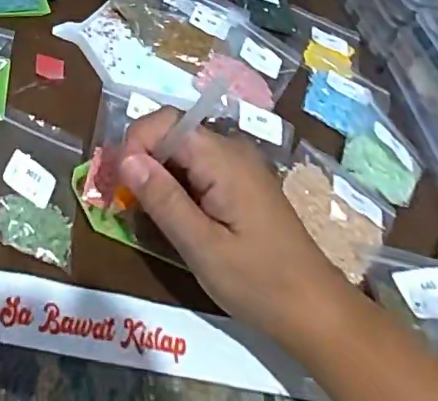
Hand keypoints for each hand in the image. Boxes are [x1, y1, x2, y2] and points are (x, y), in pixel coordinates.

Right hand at [117, 108, 347, 335]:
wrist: (318, 313)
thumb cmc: (260, 283)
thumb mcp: (203, 248)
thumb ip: (164, 200)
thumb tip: (125, 158)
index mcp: (223, 158)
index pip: (166, 122)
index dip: (135, 142)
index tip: (119, 181)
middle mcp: (231, 150)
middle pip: (173, 132)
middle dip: (142, 157)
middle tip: (124, 198)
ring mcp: (238, 166)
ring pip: (183, 150)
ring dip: (157, 172)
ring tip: (143, 210)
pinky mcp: (241, 183)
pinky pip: (198, 167)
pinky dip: (176, 183)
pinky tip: (172, 215)